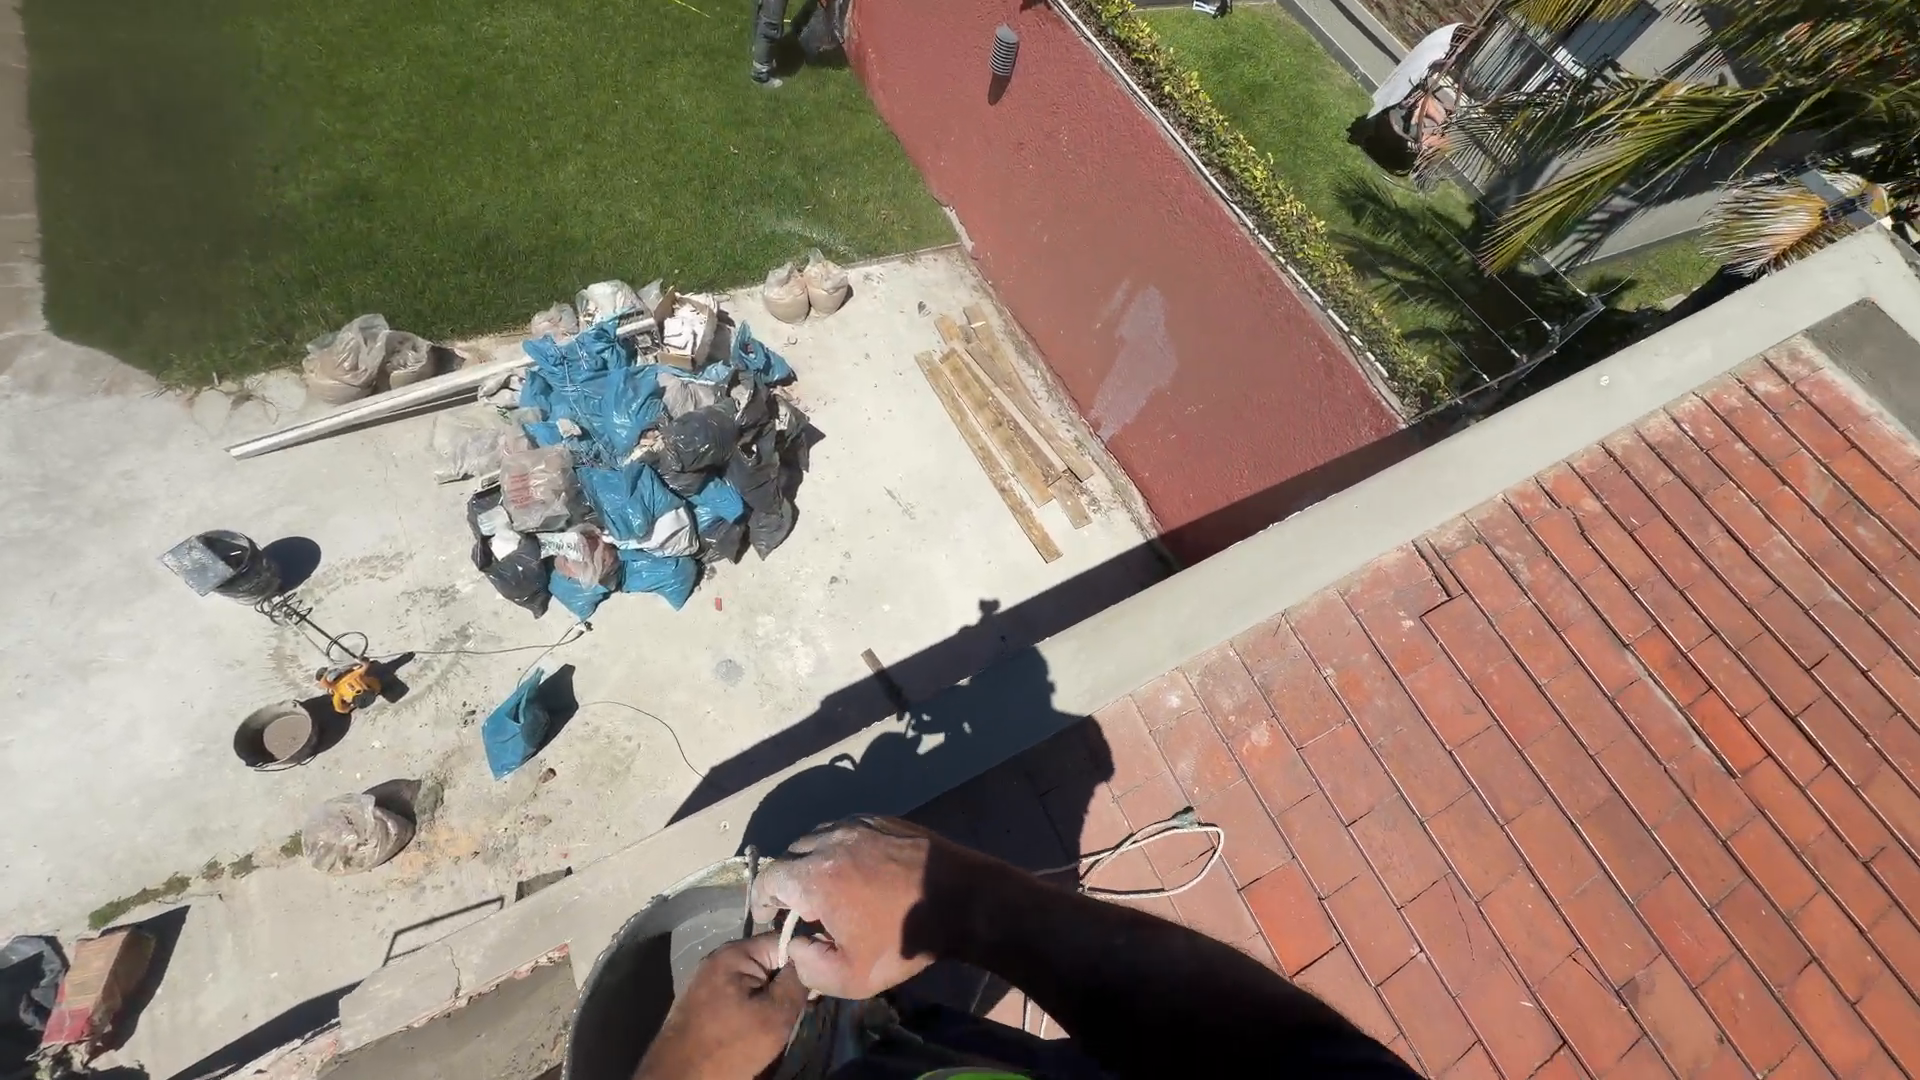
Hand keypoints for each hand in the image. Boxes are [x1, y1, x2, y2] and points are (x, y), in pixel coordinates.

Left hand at [634, 933, 806, 1079]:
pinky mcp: (701, 1001)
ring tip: (780, 1022)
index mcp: (735, 952)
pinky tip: (757, 1028)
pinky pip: (738, 993)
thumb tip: (812, 959)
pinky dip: (752, 1006)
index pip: (785, 940)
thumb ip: (797, 982)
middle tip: (802, 1009)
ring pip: (755, 979)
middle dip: (786, 983)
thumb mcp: (775, 1016)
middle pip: (769, 960)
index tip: (818, 986)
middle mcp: (719, 957)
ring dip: (770, 997)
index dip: (806, 961)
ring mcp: (707, 979)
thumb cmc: (728, 1049)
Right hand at [751, 816, 1000, 998]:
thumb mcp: (850, 977)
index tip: (773, 919)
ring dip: (812, 860)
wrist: (961, 897)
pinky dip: (839, 846)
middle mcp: (830, 840)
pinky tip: (856, 869)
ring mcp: (857, 824)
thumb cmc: (902, 939)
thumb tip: (794, 945)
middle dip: (788, 881)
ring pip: (817, 836)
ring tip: (828, 888)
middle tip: (802, 908)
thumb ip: (807, 966)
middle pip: (791, 854)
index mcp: (815, 876)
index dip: (764, 901)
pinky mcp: (881, 818)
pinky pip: (845, 828)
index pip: (768, 878)